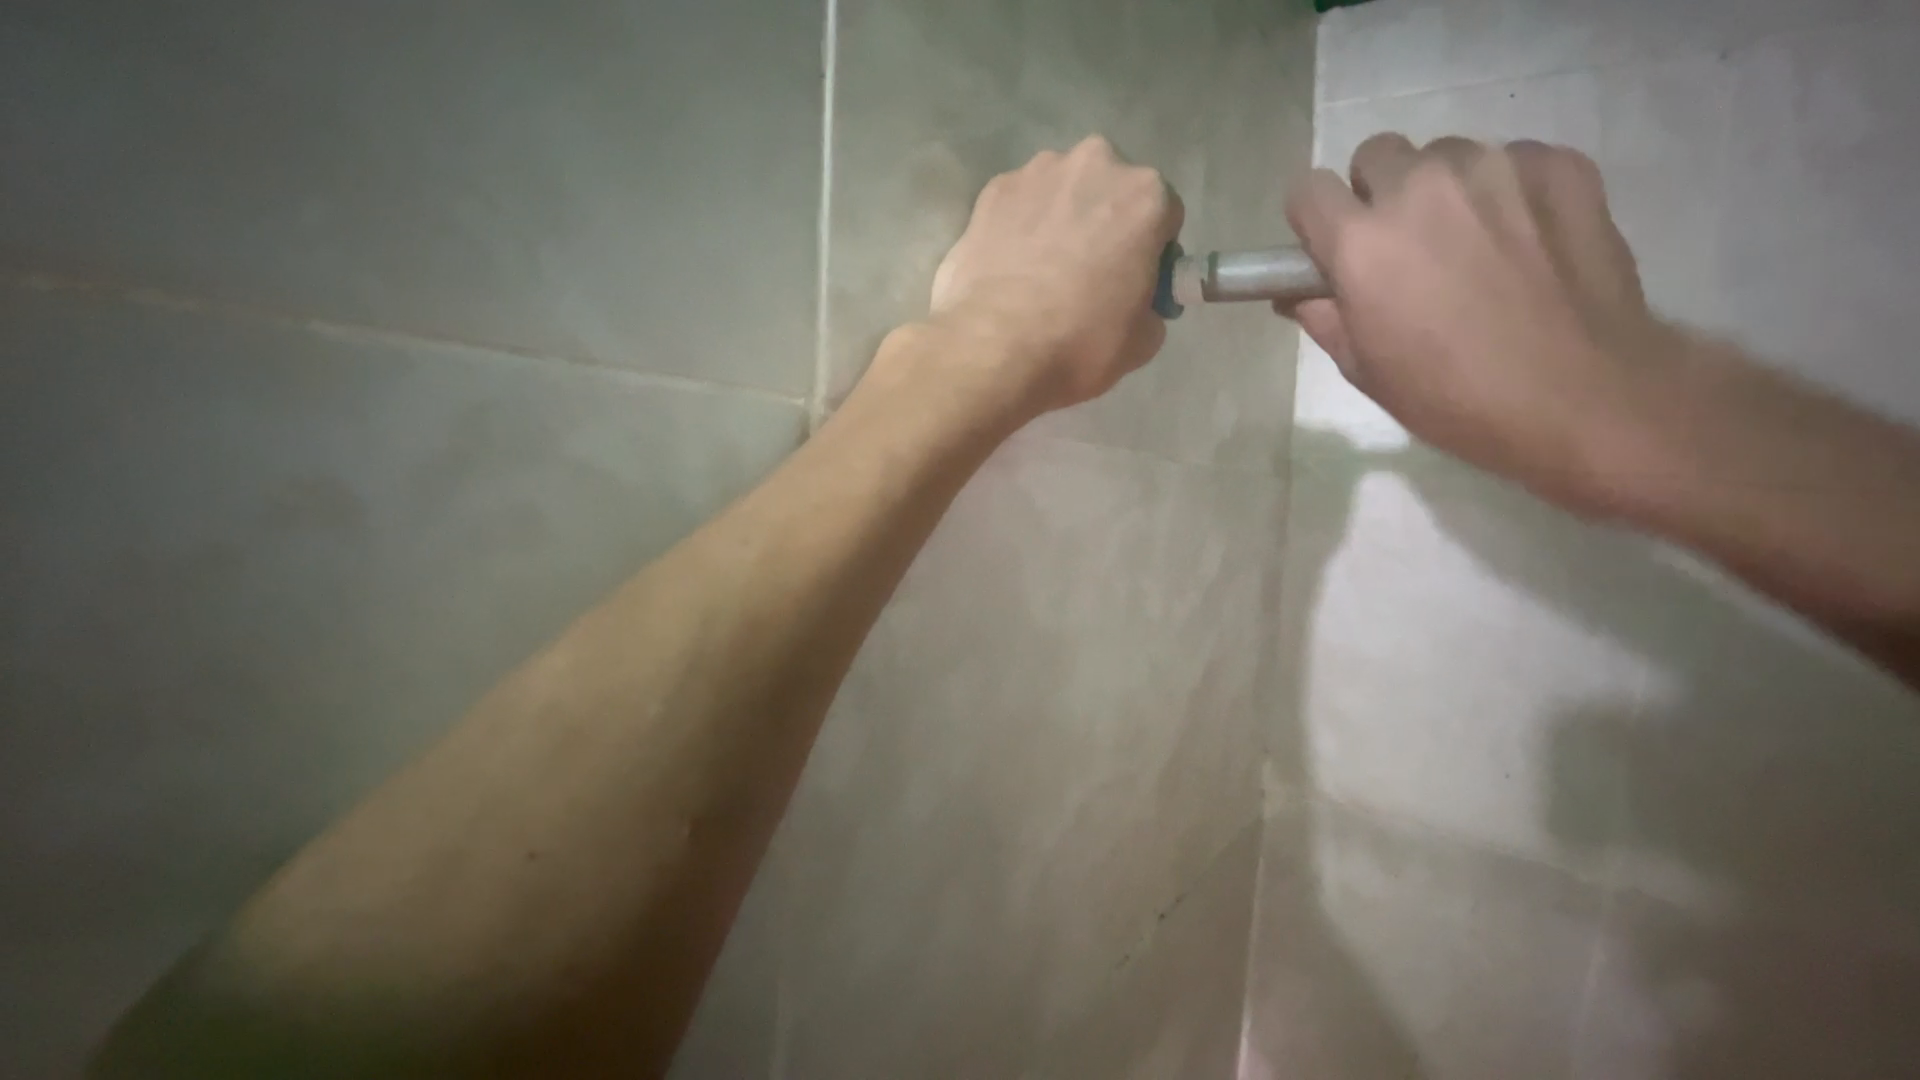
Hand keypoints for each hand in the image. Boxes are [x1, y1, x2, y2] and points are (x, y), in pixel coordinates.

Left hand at [927, 135, 1182, 414]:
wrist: (993, 348)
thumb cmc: (1080, 343)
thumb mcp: (1142, 341)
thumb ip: (1150, 307)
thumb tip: (1137, 305)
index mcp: (1146, 196)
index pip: (1164, 216)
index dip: (1151, 251)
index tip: (1134, 281)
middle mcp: (1096, 165)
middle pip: (1111, 192)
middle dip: (1105, 224)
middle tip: (1087, 276)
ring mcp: (1037, 172)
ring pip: (1062, 193)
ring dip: (1060, 219)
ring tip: (1041, 272)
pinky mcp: (991, 190)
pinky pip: (1018, 205)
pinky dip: (1018, 227)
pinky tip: (1009, 267)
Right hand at [1283, 134, 1682, 513]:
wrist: (1580, 396)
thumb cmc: (1452, 396)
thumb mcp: (1365, 369)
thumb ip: (1324, 317)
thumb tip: (1300, 293)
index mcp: (1361, 241)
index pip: (1307, 191)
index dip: (1314, 220)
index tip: (1329, 247)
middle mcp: (1422, 186)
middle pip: (1377, 156)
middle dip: (1378, 195)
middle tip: (1404, 249)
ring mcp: (1497, 167)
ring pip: (1447, 156)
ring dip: (1444, 191)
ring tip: (1474, 247)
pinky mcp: (1560, 166)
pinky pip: (1513, 160)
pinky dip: (1507, 192)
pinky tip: (1526, 243)